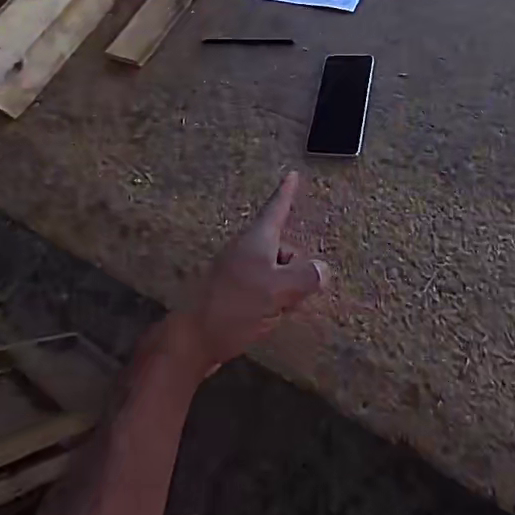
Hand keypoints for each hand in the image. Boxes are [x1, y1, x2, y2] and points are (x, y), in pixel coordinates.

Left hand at [169, 172, 328, 374]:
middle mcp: (246, 249)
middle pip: (283, 247)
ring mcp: (237, 270)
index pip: (277, 209)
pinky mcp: (231, 293)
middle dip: (296, 268)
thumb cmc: (236, 306)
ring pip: (275, 271)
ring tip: (275, 312)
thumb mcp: (277, 290)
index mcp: (257, 240)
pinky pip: (263, 288)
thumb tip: (322, 269)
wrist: (192, 340)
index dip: (286, 193)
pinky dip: (271, 300)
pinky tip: (265, 320)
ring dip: (284, 289)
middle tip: (291, 295)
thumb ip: (305, 277)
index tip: (292, 174)